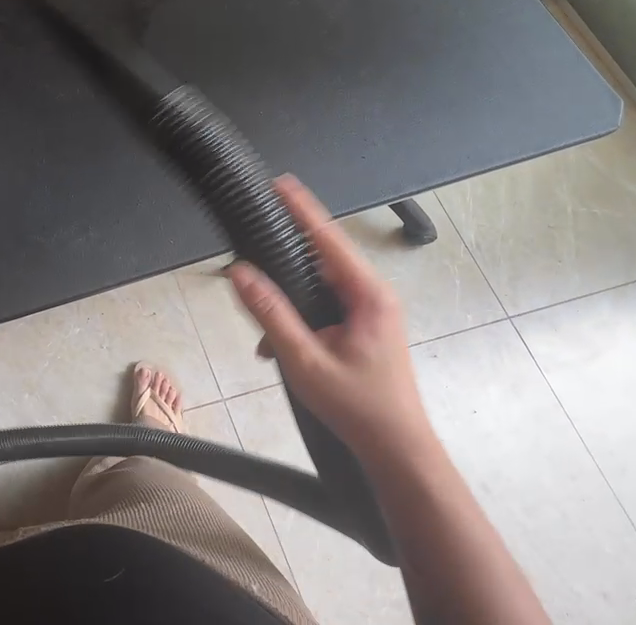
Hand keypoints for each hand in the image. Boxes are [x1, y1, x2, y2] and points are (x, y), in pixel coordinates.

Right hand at [228, 175, 436, 468]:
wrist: (397, 453)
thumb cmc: (357, 408)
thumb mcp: (305, 361)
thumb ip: (270, 313)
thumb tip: (239, 272)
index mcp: (369, 295)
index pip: (328, 238)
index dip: (301, 209)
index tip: (279, 182)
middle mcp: (374, 295)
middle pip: (321, 258)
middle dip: (283, 256)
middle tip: (250, 241)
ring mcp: (370, 312)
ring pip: (318, 285)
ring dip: (286, 297)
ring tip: (259, 319)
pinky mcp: (363, 327)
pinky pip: (323, 305)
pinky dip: (297, 317)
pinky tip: (273, 343)